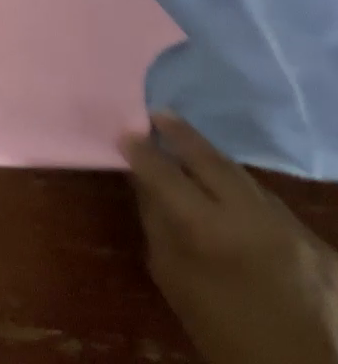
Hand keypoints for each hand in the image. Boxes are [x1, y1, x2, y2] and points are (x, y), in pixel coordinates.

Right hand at [122, 113, 337, 363]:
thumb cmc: (220, 326)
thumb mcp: (173, 275)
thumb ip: (160, 224)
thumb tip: (145, 184)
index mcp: (207, 230)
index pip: (164, 173)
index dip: (140, 150)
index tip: (122, 131)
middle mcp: (256, 221)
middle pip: (215, 164)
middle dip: (184, 137)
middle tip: (158, 115)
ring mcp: (296, 231)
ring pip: (248, 181)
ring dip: (214, 160)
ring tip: (188, 144)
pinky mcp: (321, 245)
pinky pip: (271, 204)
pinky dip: (242, 188)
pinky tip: (228, 187)